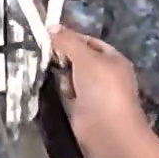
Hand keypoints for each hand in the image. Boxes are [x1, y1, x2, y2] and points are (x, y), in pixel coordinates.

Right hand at [52, 25, 150, 142]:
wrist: (107, 131)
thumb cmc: (102, 88)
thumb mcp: (84, 57)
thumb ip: (68, 41)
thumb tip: (51, 26)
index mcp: (113, 59)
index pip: (89, 41)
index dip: (71, 37)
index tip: (50, 36)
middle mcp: (106, 74)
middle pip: (80, 58)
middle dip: (64, 55)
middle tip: (45, 52)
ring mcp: (96, 92)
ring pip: (72, 75)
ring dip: (61, 73)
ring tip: (48, 69)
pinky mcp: (84, 108)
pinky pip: (69, 92)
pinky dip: (62, 90)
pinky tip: (54, 87)